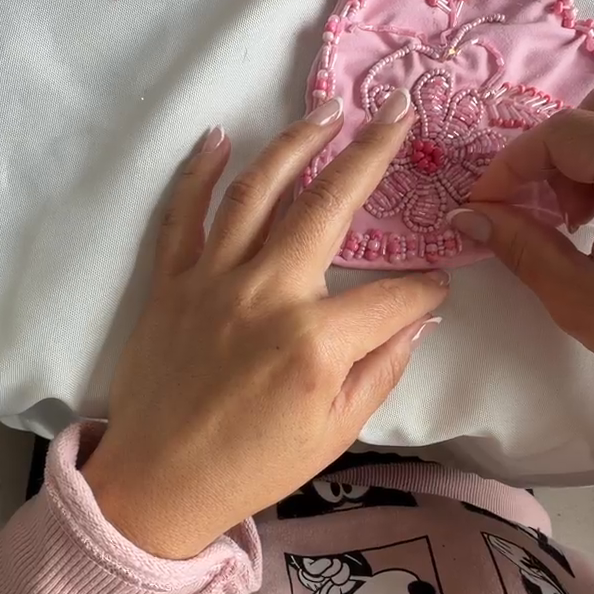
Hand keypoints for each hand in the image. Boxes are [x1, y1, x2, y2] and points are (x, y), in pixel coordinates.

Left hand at [83, 91, 448, 557]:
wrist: (159, 482)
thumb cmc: (253, 466)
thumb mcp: (337, 432)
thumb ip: (383, 367)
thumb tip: (420, 316)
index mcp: (316, 341)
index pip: (394, 295)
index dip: (424, 290)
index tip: (434, 288)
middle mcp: (266, 294)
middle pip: (329, 207)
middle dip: (372, 154)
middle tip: (398, 112)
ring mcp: (212, 280)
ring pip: (257, 191)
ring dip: (295, 143)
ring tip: (327, 111)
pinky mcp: (170, 282)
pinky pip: (183, 214)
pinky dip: (198, 172)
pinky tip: (220, 137)